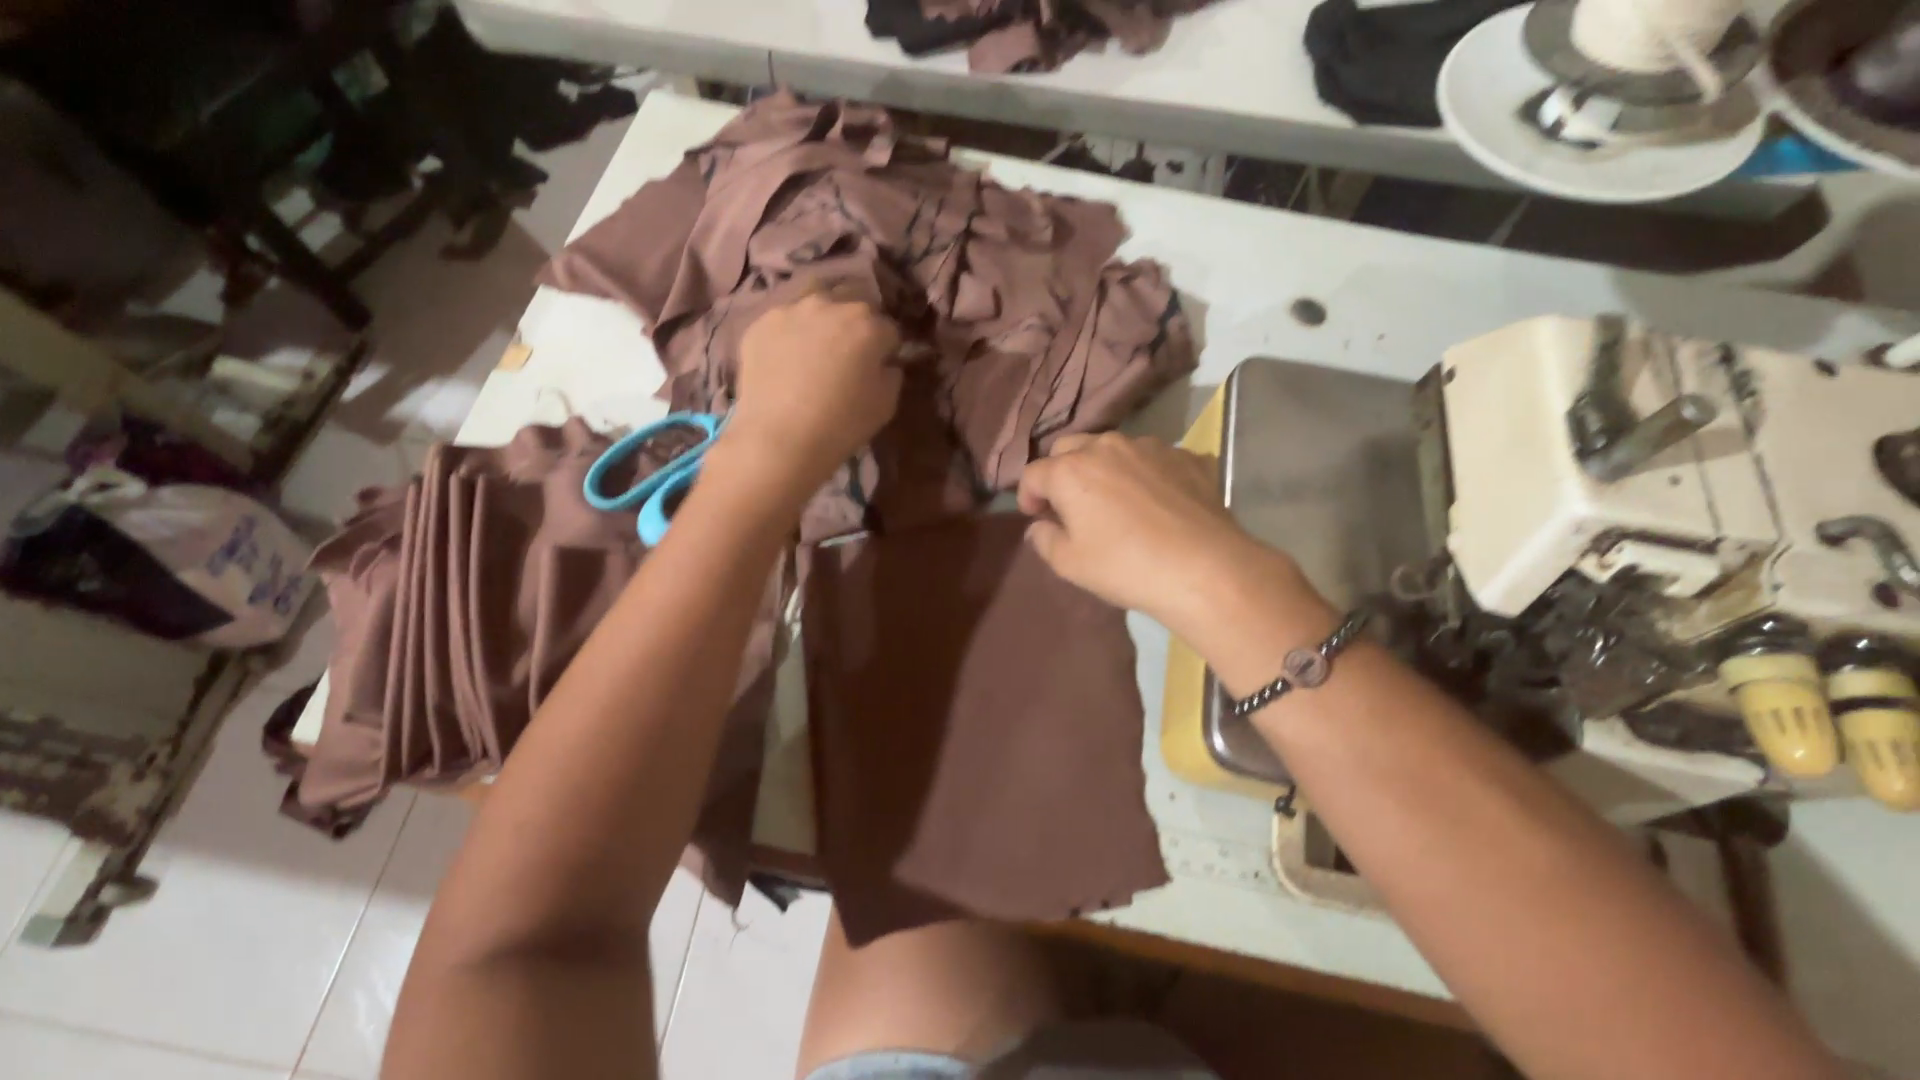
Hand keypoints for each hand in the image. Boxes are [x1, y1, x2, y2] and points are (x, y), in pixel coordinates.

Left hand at [720, 292, 902, 495]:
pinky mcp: (761, 323)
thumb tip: (884, 363)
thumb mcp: (886, 406)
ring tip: (817, 339)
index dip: (887, 349)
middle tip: (850, 351)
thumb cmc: (841, 425)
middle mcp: (832, 305)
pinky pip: (783, 318)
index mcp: (869, 325)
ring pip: (815, 296)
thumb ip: (891, 375)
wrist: (779, 438)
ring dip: (824, 312)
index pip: (889, 329)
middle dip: (858, 323)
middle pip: (854, 303)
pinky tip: (785, 356)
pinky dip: (790, 331)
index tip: (880, 366)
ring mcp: (793, 309)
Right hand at [1017, 433, 1322, 637]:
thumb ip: (1045, 540)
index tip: (1037, 517)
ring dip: (1105, 468)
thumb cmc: (1126, 567)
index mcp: (1071, 470)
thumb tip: (1040, 526)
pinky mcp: (1186, 457)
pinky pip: (1153, 459)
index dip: (1029, 496)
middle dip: (1062, 472)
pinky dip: (1145, 474)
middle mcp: (1107, 446)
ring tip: (1117, 501)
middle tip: (1071, 505)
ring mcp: (1150, 447)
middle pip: (1070, 448)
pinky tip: (1156, 502)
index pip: (1034, 473)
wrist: (1204, 567)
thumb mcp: (1071, 564)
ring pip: (1114, 448)